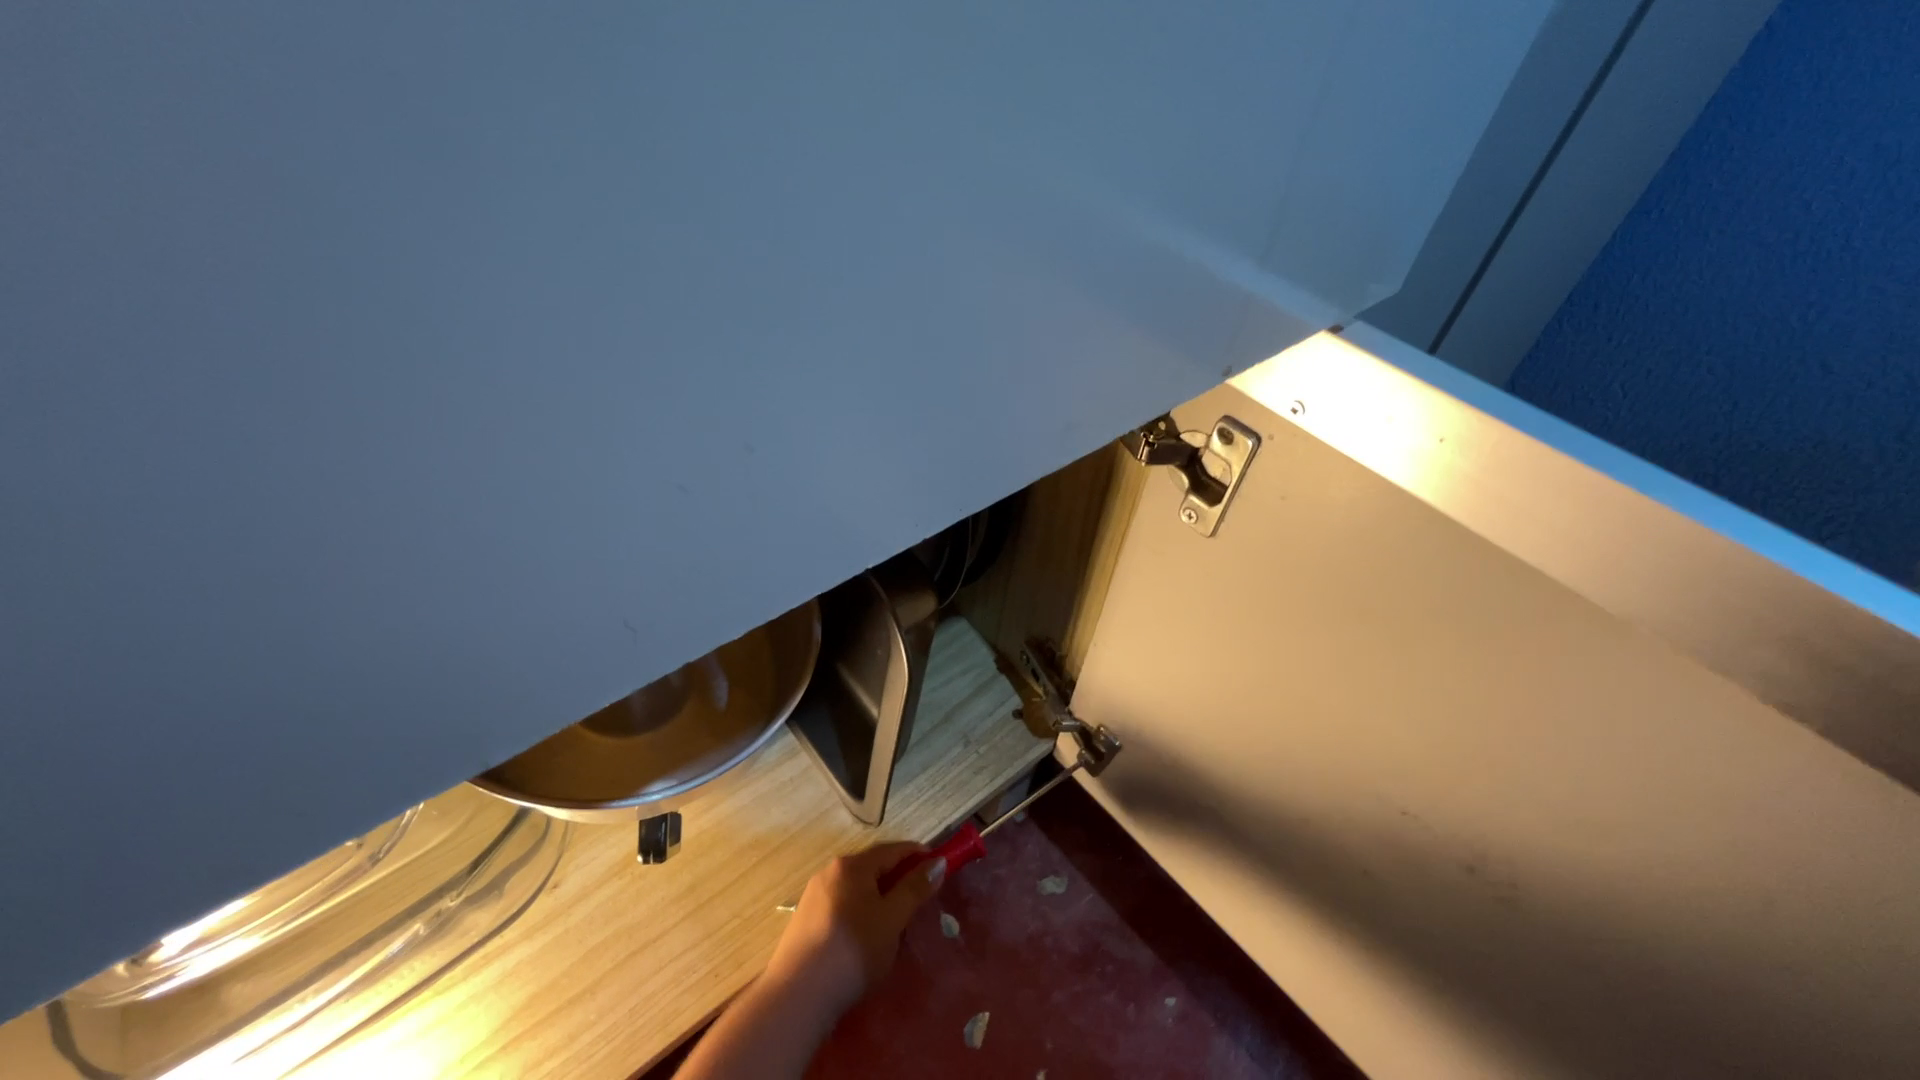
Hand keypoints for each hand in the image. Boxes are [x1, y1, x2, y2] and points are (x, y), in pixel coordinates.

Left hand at [764, 841, 945, 1013]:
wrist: (799, 995)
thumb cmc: (854, 949)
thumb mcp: (892, 918)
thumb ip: (914, 888)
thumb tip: (936, 862)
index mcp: (852, 865)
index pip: (893, 850)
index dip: (918, 855)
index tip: (941, 867)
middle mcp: (830, 873)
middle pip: (873, 867)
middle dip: (899, 878)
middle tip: (922, 899)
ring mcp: (814, 897)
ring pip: (857, 889)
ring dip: (880, 897)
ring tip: (897, 922)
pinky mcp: (805, 922)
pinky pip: (843, 907)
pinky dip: (862, 912)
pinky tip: (868, 937)